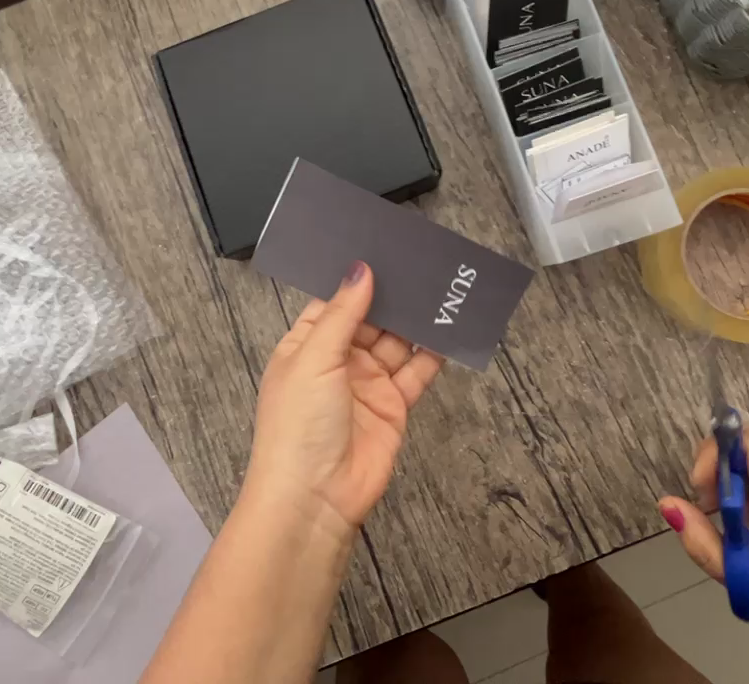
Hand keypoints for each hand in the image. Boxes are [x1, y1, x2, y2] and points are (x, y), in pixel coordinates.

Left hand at [244, 262, 444, 533]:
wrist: (316, 498)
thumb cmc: (297, 426)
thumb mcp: (314, 358)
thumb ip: (342, 313)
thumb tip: (360, 270)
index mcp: (307, 344)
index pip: (333, 301)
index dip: (357, 278)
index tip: (383, 250)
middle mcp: (337, 360)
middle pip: (371, 318)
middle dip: (394, 296)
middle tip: (423, 265)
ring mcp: (367, 383)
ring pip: (397, 342)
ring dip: (416, 321)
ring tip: (443, 291)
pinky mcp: (393, 406)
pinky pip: (416, 372)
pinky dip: (433, 354)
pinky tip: (450, 331)